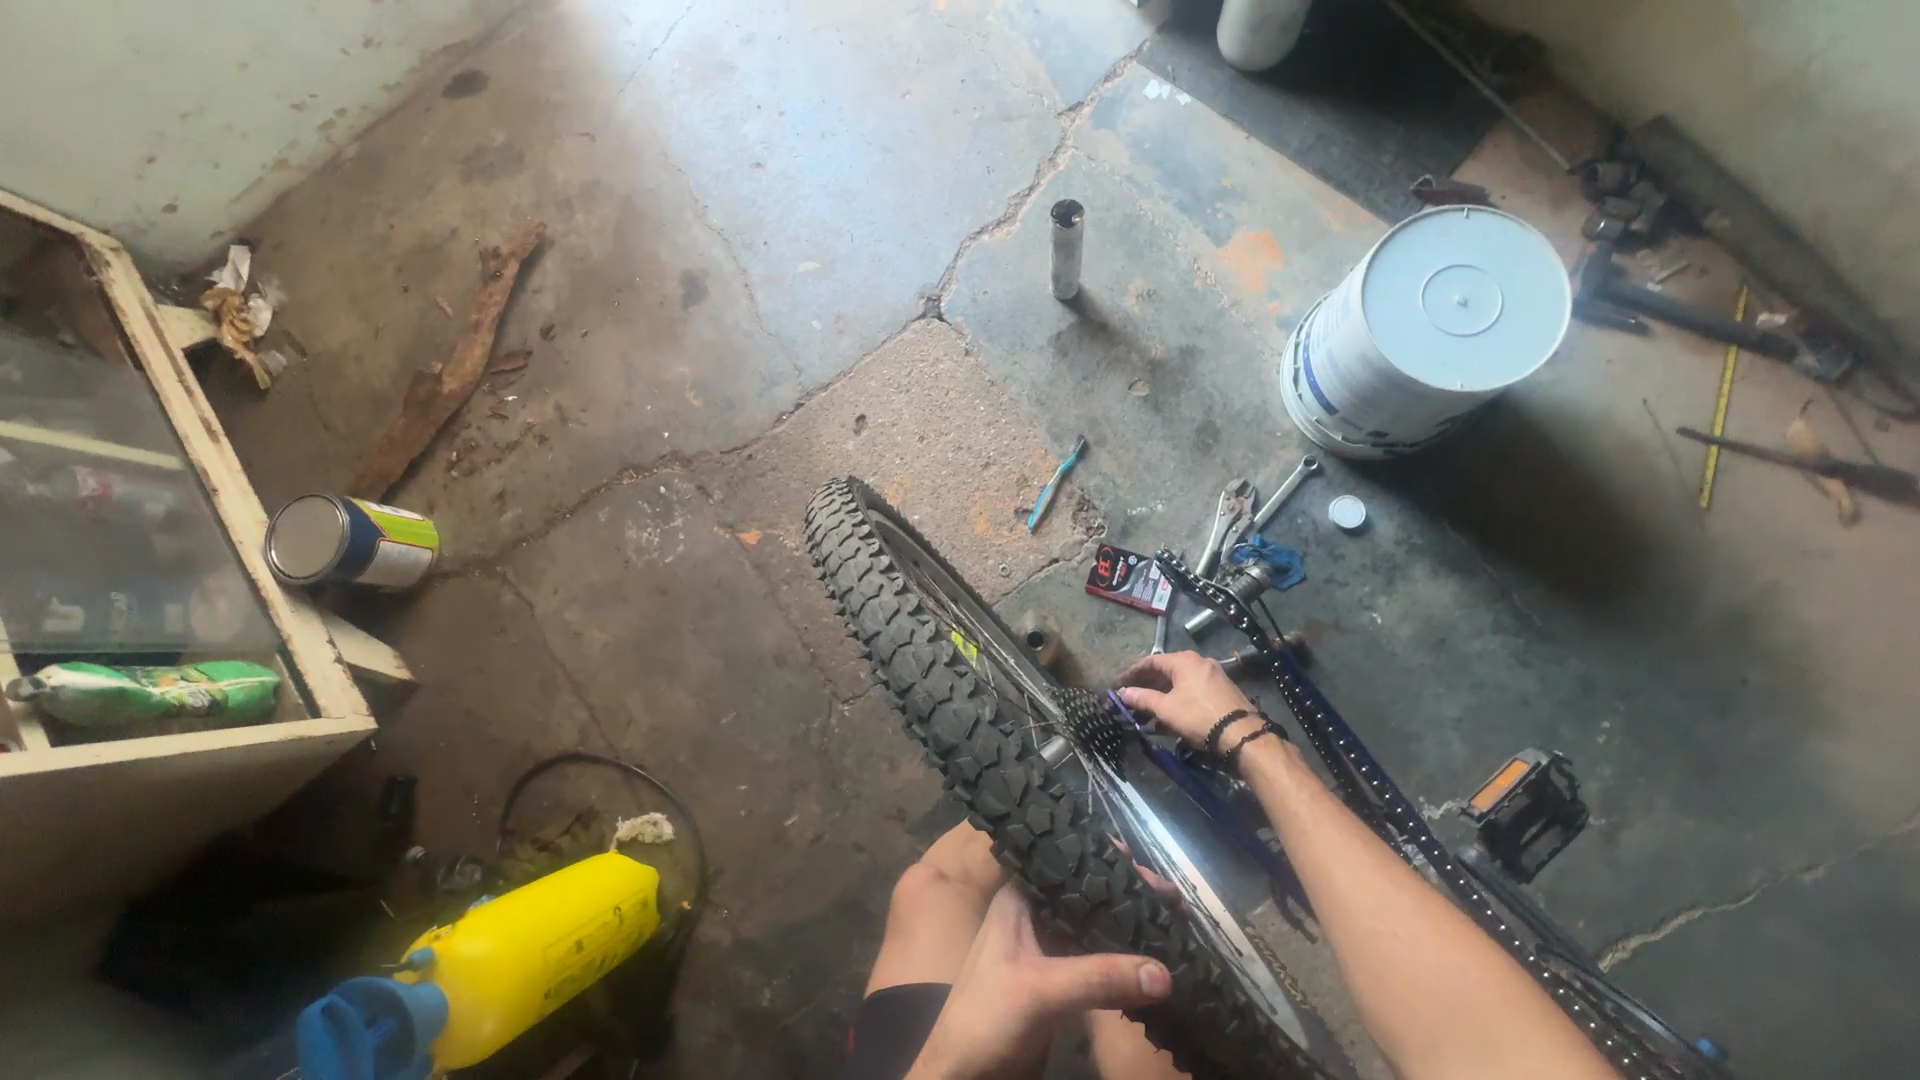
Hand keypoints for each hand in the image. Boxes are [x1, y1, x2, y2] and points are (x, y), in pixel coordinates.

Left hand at [907, 885, 1171, 1079]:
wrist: (964, 1076)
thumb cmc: (986, 1017)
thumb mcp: (1041, 990)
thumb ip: (1099, 978)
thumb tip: (1164, 972)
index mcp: (1018, 899)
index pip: (1064, 861)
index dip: (1101, 856)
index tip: (1141, 859)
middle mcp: (1033, 915)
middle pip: (1085, 892)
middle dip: (1126, 890)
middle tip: (1170, 895)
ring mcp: (1046, 948)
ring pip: (1094, 925)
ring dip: (1127, 922)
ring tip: (1172, 918)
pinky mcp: (1058, 980)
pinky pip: (1097, 958)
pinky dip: (1123, 955)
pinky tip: (1153, 957)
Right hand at [1116, 651, 1260, 749]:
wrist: (1240, 733)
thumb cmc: (1198, 716)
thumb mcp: (1166, 708)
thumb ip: (1142, 698)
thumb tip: (1123, 692)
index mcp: (1184, 661)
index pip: (1150, 661)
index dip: (1132, 673)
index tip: (1118, 685)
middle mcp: (1199, 662)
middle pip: (1166, 670)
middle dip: (1147, 685)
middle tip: (1131, 697)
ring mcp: (1213, 675)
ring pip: (1180, 682)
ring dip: (1162, 694)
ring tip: (1148, 709)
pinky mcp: (1222, 690)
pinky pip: (1192, 690)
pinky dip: (1177, 698)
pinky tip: (1170, 715)